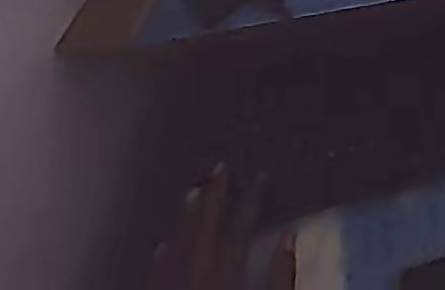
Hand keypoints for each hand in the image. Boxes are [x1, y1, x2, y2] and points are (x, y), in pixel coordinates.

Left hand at [148, 165, 294, 289]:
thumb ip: (281, 277)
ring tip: (194, 191)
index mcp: (225, 278)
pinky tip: (161, 244)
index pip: (242, 227)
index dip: (253, 198)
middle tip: (222, 166)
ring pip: (177, 245)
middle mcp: (195, 280)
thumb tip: (290, 235)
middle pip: (204, 227)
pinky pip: (154, 277)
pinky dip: (161, 256)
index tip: (262, 175)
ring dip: (186, 218)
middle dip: (215, 194)